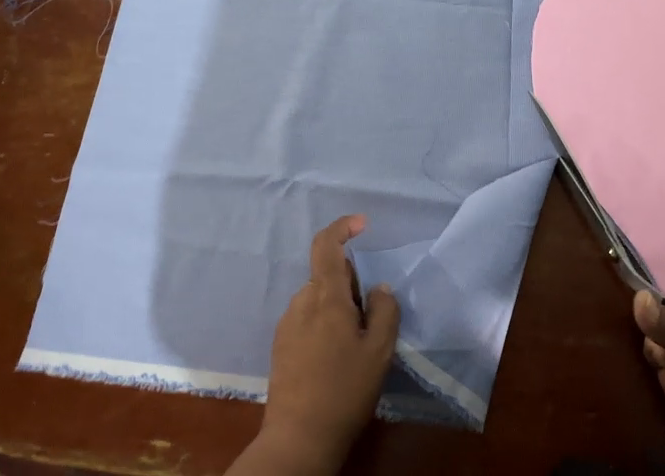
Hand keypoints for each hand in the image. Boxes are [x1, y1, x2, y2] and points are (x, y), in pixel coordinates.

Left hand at [239, 215, 400, 475]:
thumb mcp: (379, 352)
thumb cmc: (344, 391)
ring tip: (356, 343)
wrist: (299, 438)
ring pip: (318, 298)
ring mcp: (287, 324)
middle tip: (373, 315)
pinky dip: (324, 323)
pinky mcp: (280, 345)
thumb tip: (378, 286)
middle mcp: (301, 302)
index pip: (326, 246)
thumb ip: (384, 311)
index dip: (343, 227)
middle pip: (327, 275)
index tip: (363, 226)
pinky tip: (335, 357)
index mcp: (325, 298)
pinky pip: (307, 318)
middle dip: (351, 282)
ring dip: (338, 306)